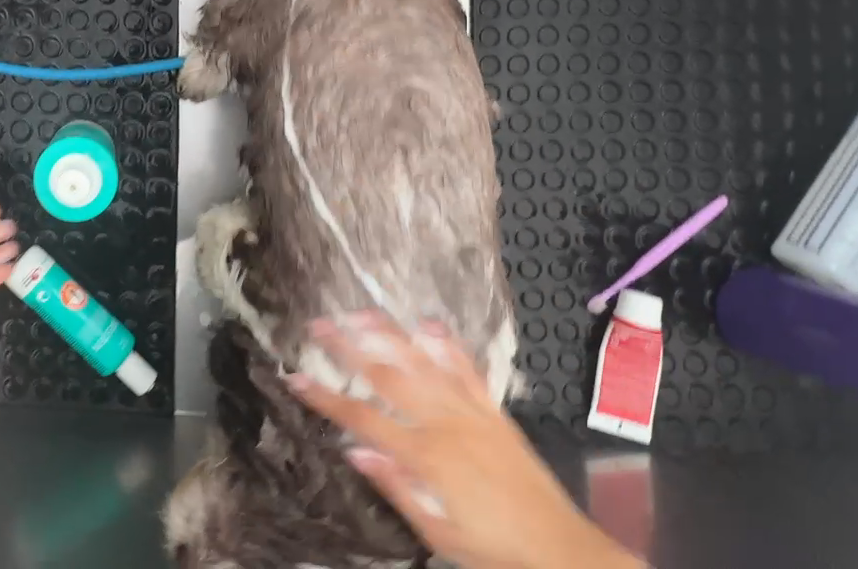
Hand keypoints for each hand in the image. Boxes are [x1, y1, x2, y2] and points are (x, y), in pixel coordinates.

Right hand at [286, 313, 641, 568]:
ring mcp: (470, 412)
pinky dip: (447, 345)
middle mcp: (444, 424)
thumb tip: (354, 451)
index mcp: (424, 457)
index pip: (362, 419)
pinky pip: (467, 371)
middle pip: (386, 377)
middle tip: (318, 325)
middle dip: (347, 349)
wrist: (562, 550)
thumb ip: (395, 488)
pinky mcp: (494, 412)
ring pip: (422, 364)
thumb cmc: (494, 549)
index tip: (295, 377)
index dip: (325, 397)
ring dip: (390, 335)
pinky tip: (428, 324)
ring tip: (361, 312)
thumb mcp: (438, 532)